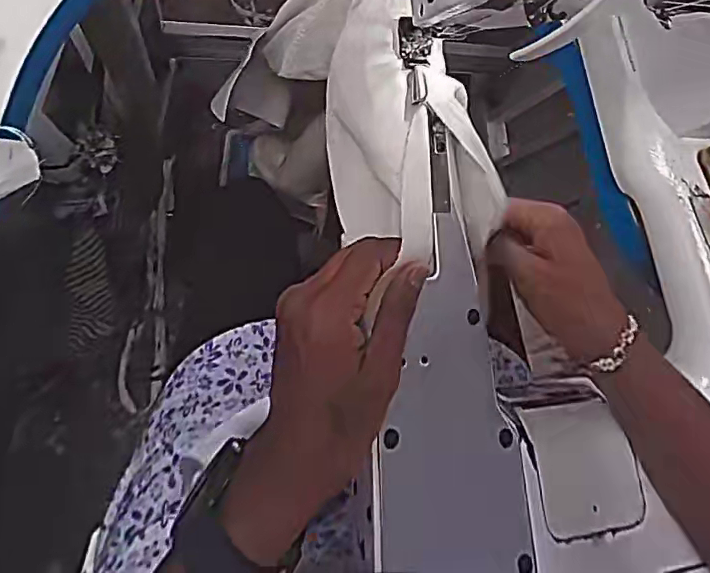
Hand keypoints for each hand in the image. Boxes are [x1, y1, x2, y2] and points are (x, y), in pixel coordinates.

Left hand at [218, 238, 426, 563]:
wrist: (296, 457)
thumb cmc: (333, 430)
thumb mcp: (382, 370)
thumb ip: (398, 311)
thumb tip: (413, 274)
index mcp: (325, 312)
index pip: (367, 253)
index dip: (399, 253)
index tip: (419, 261)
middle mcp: (302, 302)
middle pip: (352, 254)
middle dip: (384, 265)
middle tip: (407, 290)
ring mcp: (292, 307)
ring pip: (341, 265)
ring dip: (367, 279)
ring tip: (381, 319)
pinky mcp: (290, 314)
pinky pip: (328, 283)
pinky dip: (350, 291)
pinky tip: (362, 324)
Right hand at [486, 199, 629, 364]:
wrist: (600, 336)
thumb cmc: (573, 307)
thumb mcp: (526, 274)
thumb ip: (501, 247)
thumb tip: (485, 236)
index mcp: (550, 217)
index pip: (504, 206)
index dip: (485, 224)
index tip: (474, 243)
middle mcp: (557, 222)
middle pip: (511, 220)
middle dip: (495, 240)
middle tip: (486, 263)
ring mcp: (559, 239)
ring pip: (518, 237)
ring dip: (505, 254)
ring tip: (502, 276)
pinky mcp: (559, 256)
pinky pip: (528, 250)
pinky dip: (518, 263)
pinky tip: (516, 282)